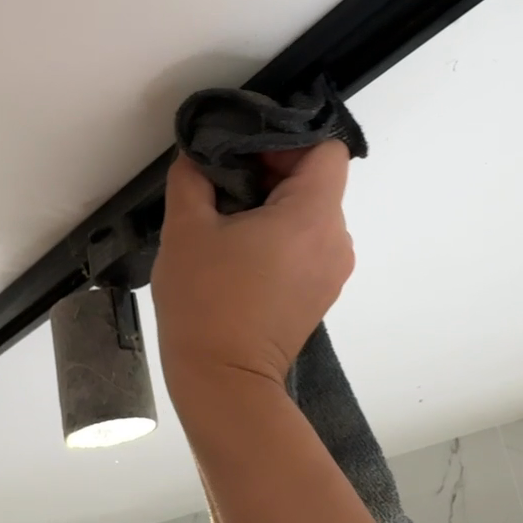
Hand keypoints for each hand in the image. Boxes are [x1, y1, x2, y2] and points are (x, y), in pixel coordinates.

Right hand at [150, 142, 355, 400]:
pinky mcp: (323, 291)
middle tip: (226, 185)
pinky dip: (284, 235)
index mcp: (313, 215)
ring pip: (314, 212)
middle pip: (320, 180)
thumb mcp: (185, 228)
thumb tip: (200, 156)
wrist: (224, 381)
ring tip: (230, 222)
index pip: (326, 149)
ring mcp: (334, 269)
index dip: (287, 141)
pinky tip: (243, 251)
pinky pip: (310, 243)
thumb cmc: (205, 301)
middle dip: (275, 172)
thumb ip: (193, 176)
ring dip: (277, 205)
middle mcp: (337, 239)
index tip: (246, 156)